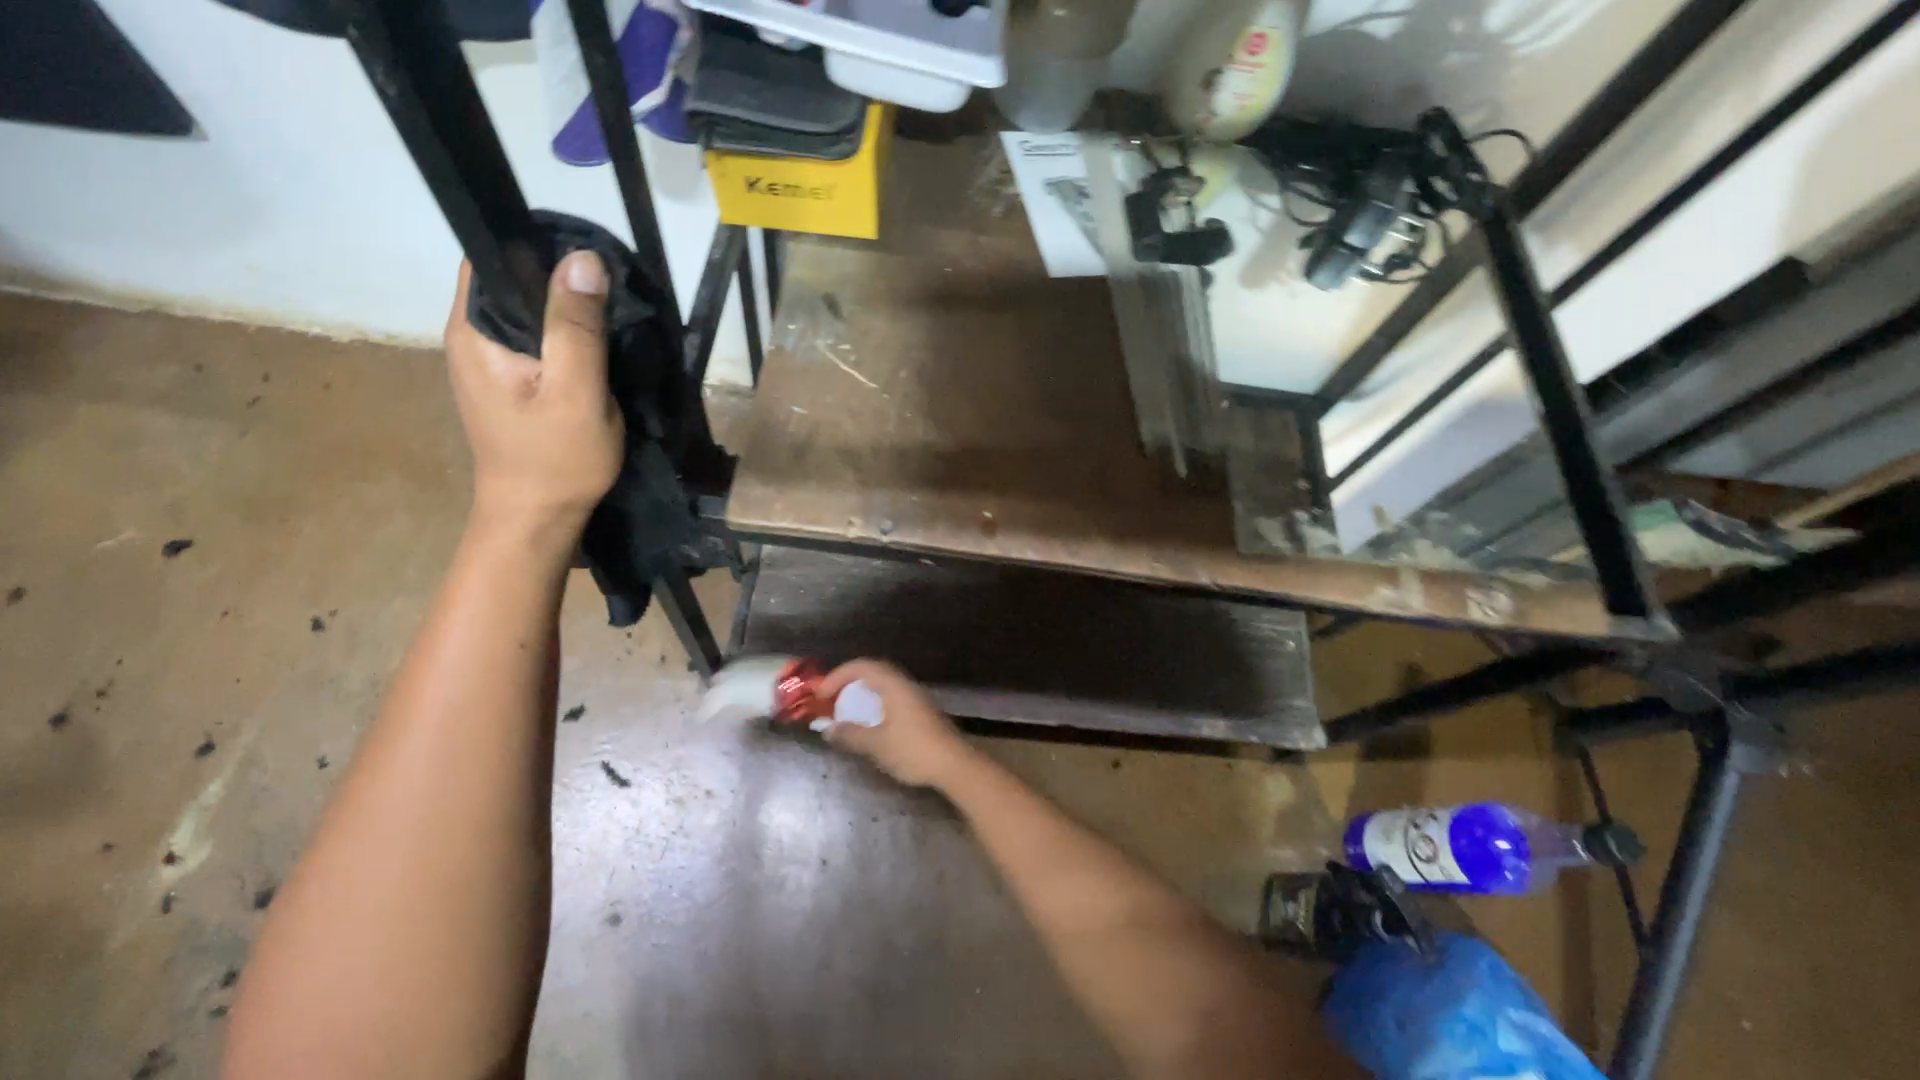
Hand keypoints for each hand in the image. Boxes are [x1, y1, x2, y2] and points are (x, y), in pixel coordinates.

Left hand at [445, 252, 623, 537]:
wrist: (538, 519)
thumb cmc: (555, 459)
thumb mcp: (576, 392)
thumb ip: (576, 327)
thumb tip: (583, 257)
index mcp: (474, 331)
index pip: (493, 257)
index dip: (538, 246)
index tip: (588, 255)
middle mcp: (471, 336)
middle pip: (511, 280)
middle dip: (559, 276)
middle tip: (612, 285)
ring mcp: (488, 360)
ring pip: (526, 310)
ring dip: (566, 308)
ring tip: (610, 312)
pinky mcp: (509, 380)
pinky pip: (534, 338)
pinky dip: (564, 334)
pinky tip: (595, 345)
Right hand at [816, 660, 978, 789]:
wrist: (955, 765)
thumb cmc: (914, 750)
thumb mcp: (877, 745)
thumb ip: (850, 735)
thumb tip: (828, 729)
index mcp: (894, 686)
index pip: (862, 666)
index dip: (838, 675)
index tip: (822, 694)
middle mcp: (906, 686)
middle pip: (874, 673)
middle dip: (849, 683)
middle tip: (832, 699)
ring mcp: (916, 699)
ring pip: (884, 686)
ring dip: (863, 695)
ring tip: (848, 712)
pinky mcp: (922, 713)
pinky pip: (892, 699)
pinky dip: (876, 705)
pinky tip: (871, 724)